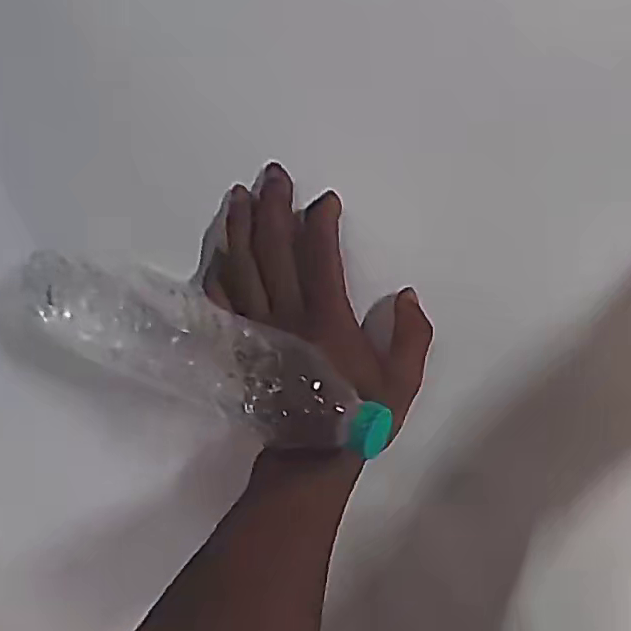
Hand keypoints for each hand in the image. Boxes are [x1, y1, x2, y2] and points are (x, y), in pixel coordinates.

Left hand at [198, 163, 433, 449]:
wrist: (311, 455)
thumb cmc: (358, 417)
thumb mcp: (402, 383)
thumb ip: (411, 337)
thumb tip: (408, 296)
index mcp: (327, 320)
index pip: (319, 255)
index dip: (321, 221)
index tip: (326, 201)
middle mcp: (287, 315)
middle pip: (273, 248)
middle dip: (275, 207)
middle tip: (275, 176)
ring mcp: (257, 328)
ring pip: (241, 266)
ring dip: (240, 227)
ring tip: (242, 197)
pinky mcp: (241, 344)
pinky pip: (222, 298)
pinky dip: (219, 270)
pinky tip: (220, 250)